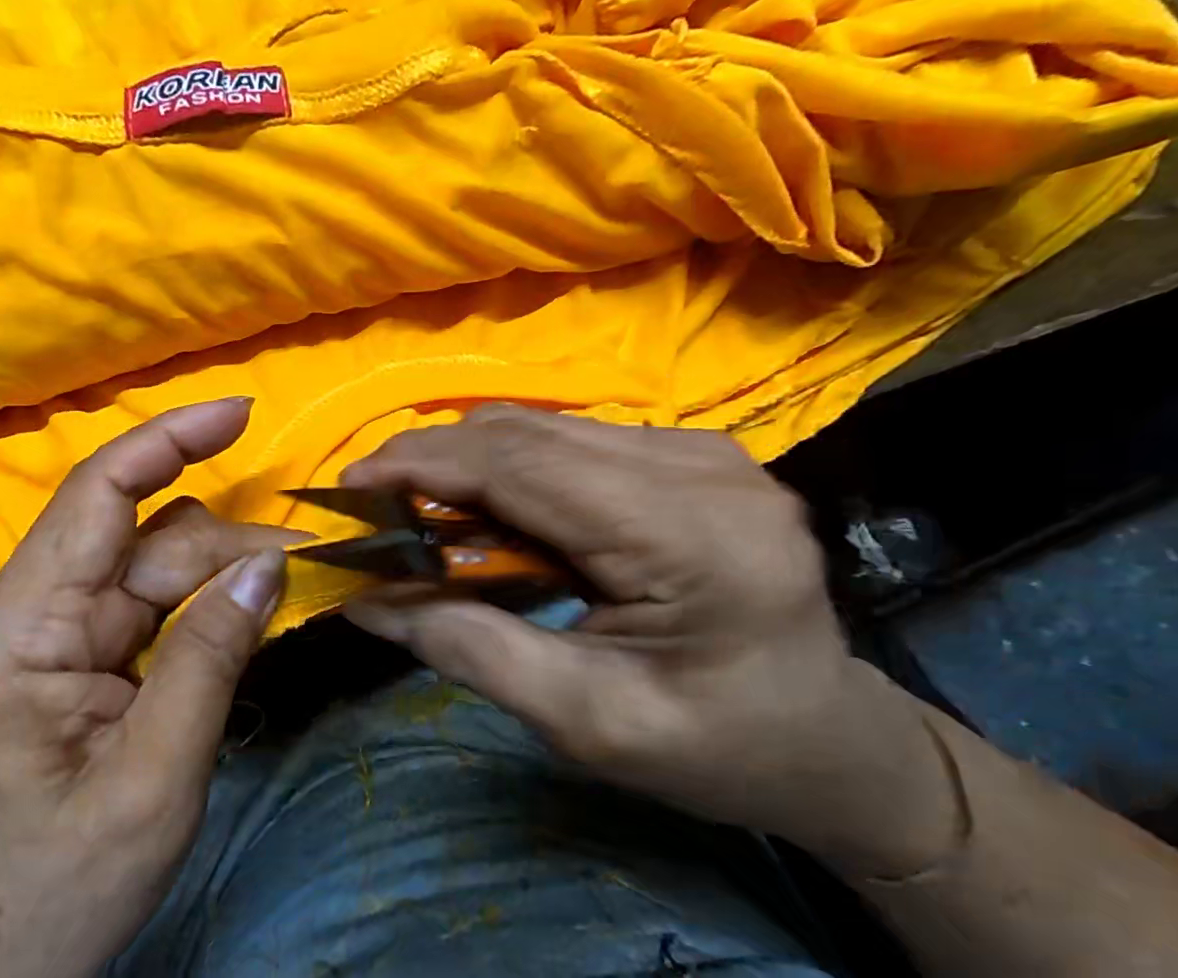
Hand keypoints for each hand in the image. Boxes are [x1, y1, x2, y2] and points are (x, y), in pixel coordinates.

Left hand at [0, 399, 304, 977]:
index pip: (92, 501)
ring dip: (223, 570)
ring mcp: (56, 632)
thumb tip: (267, 564)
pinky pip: (156, 596)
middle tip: (300, 567)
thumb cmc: (74, 876)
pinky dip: (208, 597)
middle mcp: (29, 616)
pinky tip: (244, 614)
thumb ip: (210, 658)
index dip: (165, 442)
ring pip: (157, 561)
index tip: (238, 413)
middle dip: (226, 544)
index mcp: (20, 637)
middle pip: (144, 536)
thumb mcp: (158, 774)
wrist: (18, 951)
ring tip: (278, 595)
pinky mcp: (82, 651)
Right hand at [340, 405, 963, 878]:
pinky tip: (505, 517)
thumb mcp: (587, 722)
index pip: (528, 466)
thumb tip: (367, 597)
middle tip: (380, 513)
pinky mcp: (698, 452)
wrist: (827, 738)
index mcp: (692, 536)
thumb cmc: (716, 749)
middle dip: (440, 461)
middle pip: (535, 430)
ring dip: (477, 465)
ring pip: (552, 426)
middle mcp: (704, 466)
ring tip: (432, 518)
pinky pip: (581, 440)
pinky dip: (522, 470)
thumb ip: (473, 650)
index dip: (426, 463)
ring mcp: (707, 449)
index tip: (350, 486)